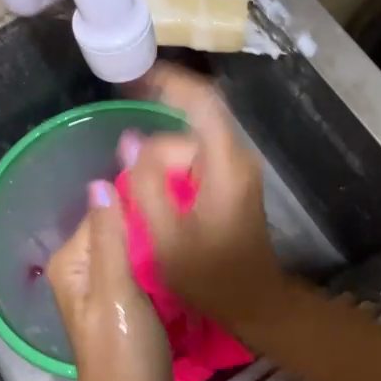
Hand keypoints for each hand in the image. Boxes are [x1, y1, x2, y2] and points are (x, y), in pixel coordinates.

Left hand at [46, 181, 173, 380]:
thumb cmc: (122, 351)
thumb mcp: (116, 290)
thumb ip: (110, 237)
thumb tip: (101, 182)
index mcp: (73, 260)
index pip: (106, 209)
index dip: (137, 197)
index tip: (177, 185)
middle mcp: (85, 266)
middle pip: (121, 226)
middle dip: (151, 218)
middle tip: (193, 205)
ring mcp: (108, 282)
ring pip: (137, 245)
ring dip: (160, 238)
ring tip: (194, 224)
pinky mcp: (130, 297)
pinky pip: (146, 265)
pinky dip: (162, 259)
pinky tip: (186, 252)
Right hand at [122, 65, 286, 329]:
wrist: (256, 304)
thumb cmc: (211, 276)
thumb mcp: (167, 237)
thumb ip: (145, 185)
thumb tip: (129, 141)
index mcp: (225, 165)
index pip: (202, 102)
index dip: (169, 81)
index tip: (134, 76)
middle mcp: (237, 159)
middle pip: (188, 130)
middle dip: (153, 148)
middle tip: (125, 180)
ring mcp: (237, 171)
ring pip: (190, 147)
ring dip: (159, 163)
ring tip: (134, 193)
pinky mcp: (232, 184)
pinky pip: (196, 161)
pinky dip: (171, 170)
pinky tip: (152, 196)